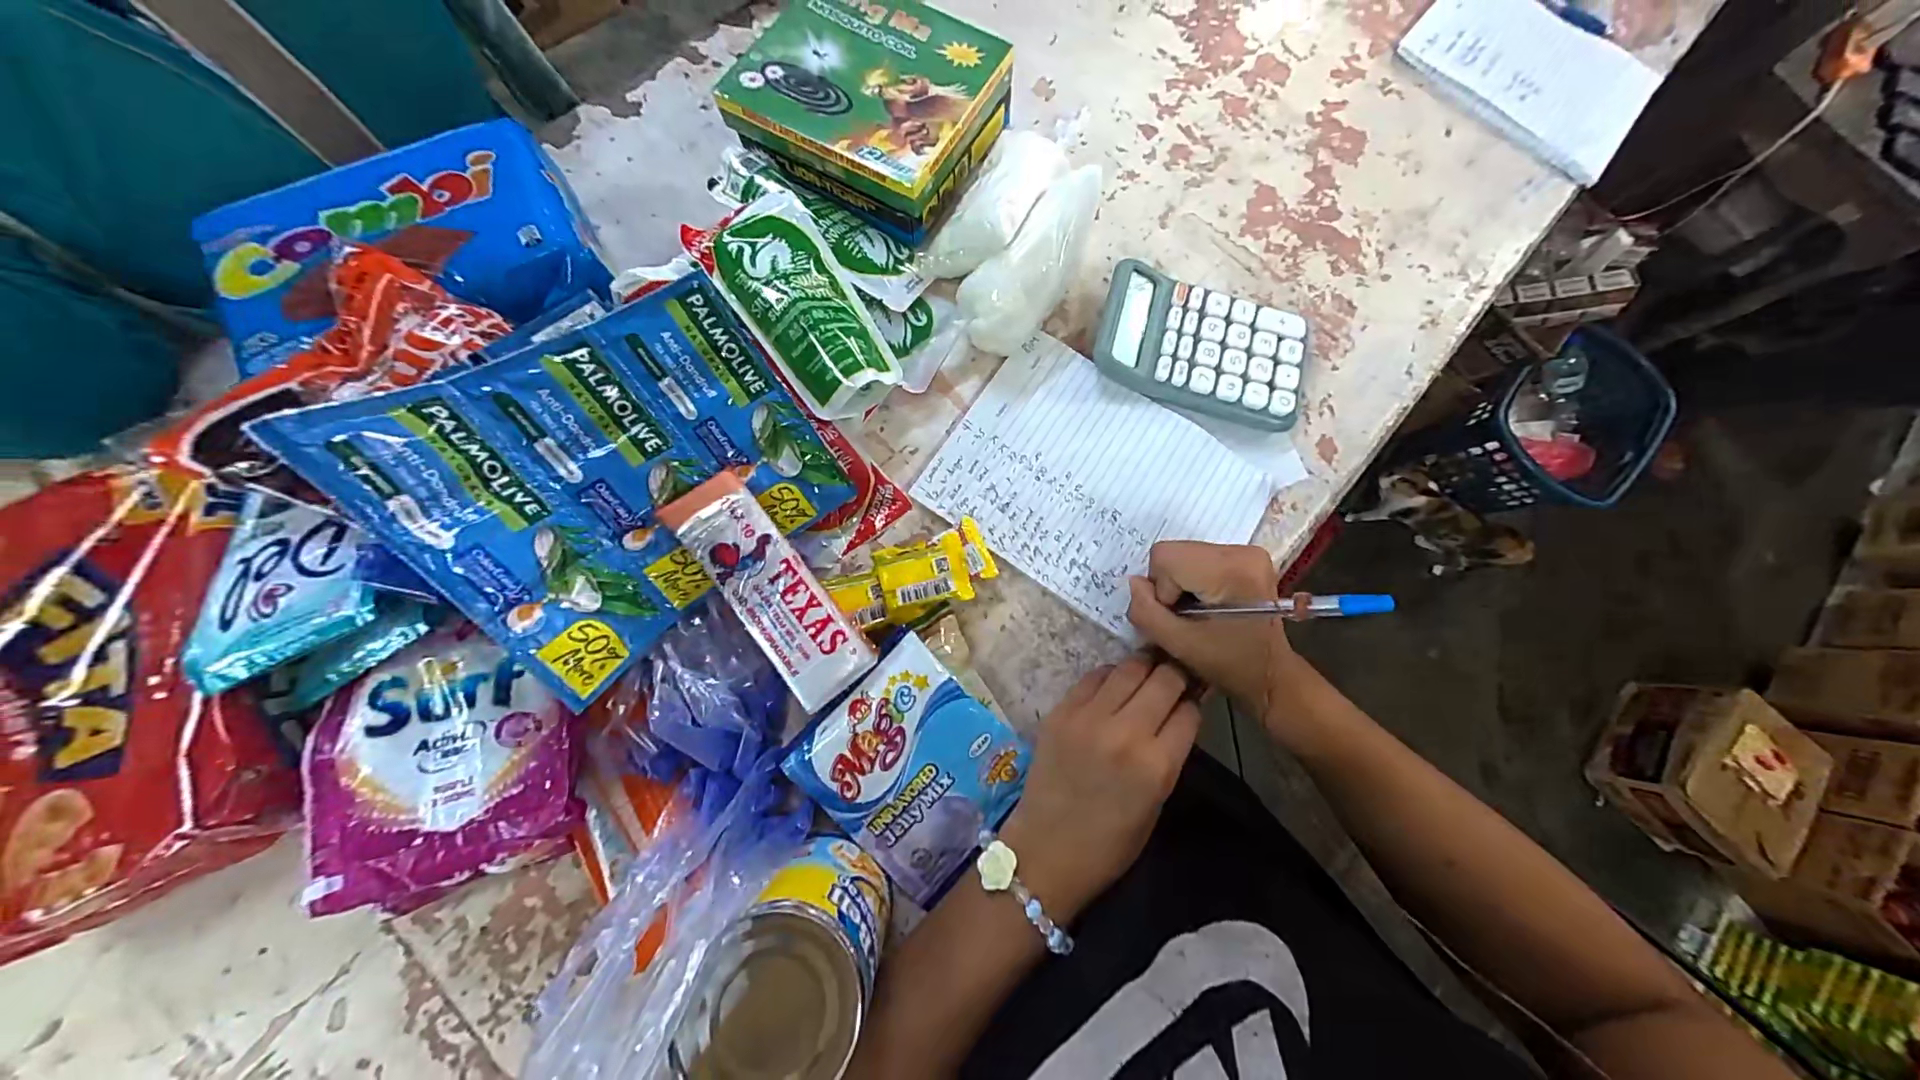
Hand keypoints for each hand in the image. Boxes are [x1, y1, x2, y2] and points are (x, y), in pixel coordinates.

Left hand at [998, 655, 1200, 921]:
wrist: (1046, 850)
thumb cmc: (1110, 842)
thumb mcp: (1157, 801)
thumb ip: (1171, 751)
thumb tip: (1183, 710)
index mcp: (1156, 764)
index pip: (1189, 710)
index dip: (1195, 700)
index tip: (1193, 697)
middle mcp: (1125, 732)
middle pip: (1164, 678)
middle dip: (1175, 675)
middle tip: (1173, 679)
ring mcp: (1089, 717)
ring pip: (1130, 668)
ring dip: (1144, 669)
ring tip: (1145, 676)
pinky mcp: (1061, 711)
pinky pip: (1094, 676)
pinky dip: (1110, 676)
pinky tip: (1113, 687)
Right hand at [1126, 541, 1300, 716]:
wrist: (1270, 673)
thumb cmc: (1229, 664)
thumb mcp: (1178, 645)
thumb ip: (1146, 612)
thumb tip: (1135, 583)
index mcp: (1231, 570)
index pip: (1165, 557)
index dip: (1161, 590)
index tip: (1180, 617)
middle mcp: (1243, 551)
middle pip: (1173, 552)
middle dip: (1169, 585)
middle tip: (1187, 616)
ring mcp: (1247, 551)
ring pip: (1183, 553)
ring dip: (1179, 582)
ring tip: (1198, 611)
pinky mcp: (1246, 556)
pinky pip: (1197, 557)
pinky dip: (1191, 579)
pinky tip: (1207, 602)